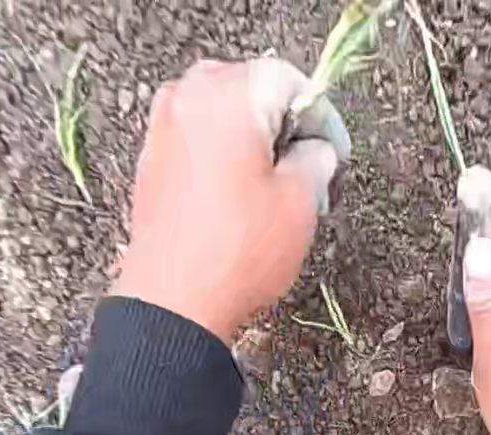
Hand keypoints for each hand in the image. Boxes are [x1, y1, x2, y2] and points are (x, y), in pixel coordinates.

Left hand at [112, 58, 348, 343]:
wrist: (177, 299)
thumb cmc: (242, 253)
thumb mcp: (300, 207)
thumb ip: (316, 161)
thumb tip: (316, 148)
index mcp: (229, 99)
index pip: (286, 78)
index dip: (320, 115)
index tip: (335, 154)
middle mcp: (188, 97)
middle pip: (251, 87)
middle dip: (286, 124)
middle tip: (310, 171)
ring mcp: (164, 126)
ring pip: (223, 111)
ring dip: (256, 139)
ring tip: (278, 187)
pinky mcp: (154, 158)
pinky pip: (199, 136)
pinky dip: (227, 153)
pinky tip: (243, 196)